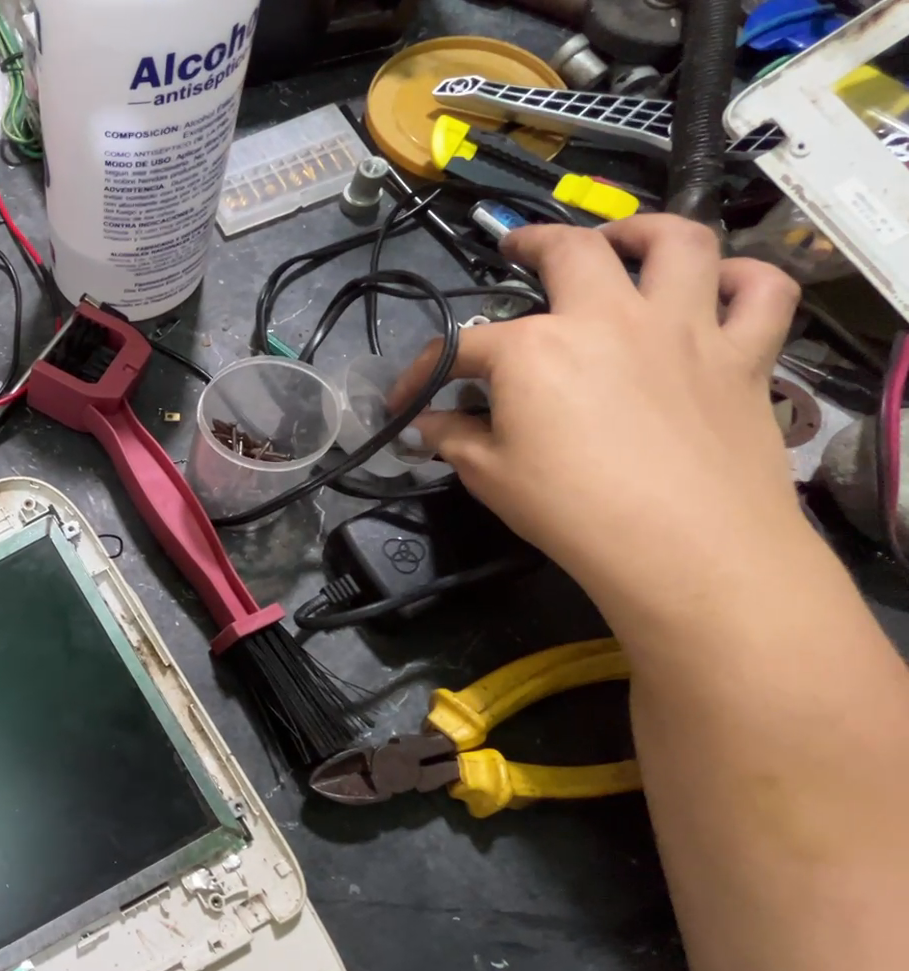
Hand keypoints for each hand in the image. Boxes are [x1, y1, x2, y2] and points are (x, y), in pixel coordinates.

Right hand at [391, 215, 802, 624]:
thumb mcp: (486, 473)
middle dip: (532, 242)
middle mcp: (606, 317)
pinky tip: (717, 285)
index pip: (459, 348)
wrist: (686, 544)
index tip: (404, 400)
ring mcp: (683, 327)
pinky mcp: (743, 352)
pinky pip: (761, 289)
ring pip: (678, 243)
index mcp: (532, 349)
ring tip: (620, 239)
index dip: (422, 373)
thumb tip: (426, 422)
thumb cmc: (569, 508)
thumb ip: (451, 435)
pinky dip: (742, 277)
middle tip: (516, 247)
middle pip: (570, 252)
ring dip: (643, 230)